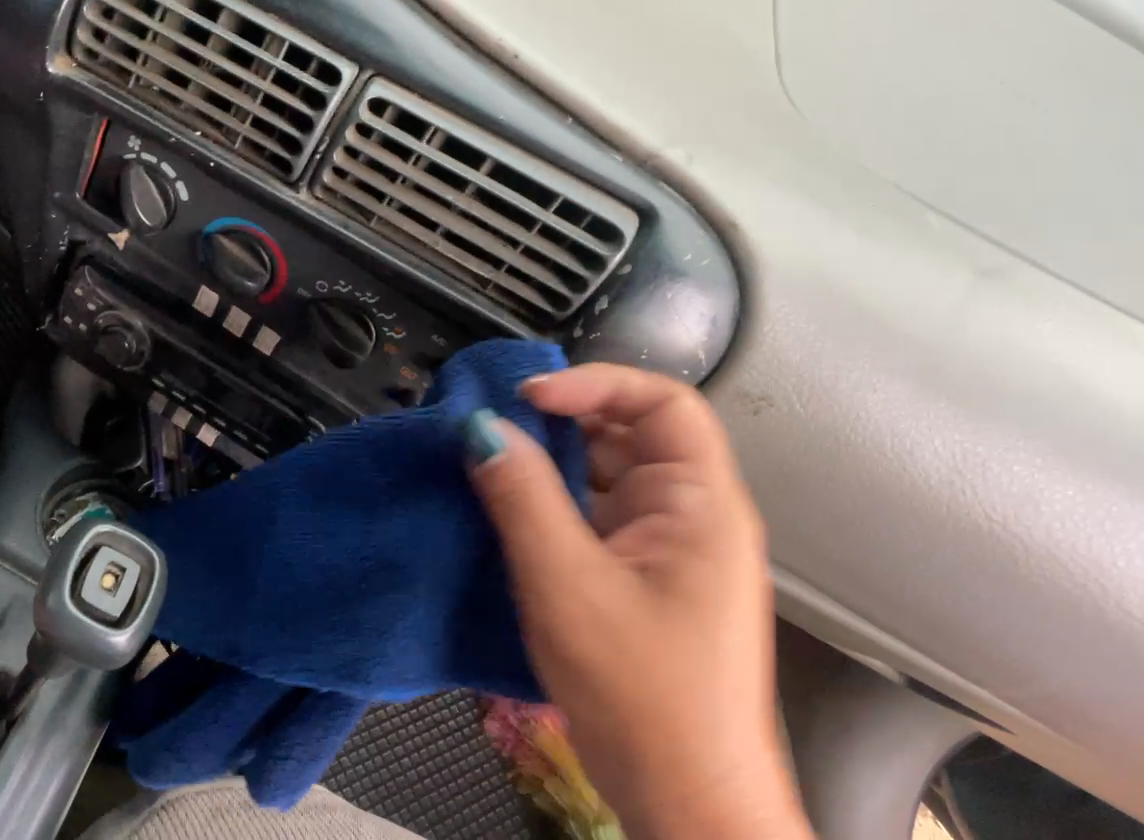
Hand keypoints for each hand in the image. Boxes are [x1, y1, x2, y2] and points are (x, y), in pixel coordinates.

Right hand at [466, 364, 811, 839]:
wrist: (683, 797)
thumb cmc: (640, 688)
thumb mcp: (566, 583)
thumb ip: (522, 496)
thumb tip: (480, 427)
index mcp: (700, 504)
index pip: (663, 404)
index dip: (596, 384)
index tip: (526, 398)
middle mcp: (688, 515)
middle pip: (628, 435)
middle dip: (560, 422)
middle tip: (491, 426)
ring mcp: (662, 549)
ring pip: (603, 476)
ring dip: (548, 463)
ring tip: (485, 461)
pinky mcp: (636, 578)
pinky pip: (591, 515)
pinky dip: (548, 502)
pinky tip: (502, 509)